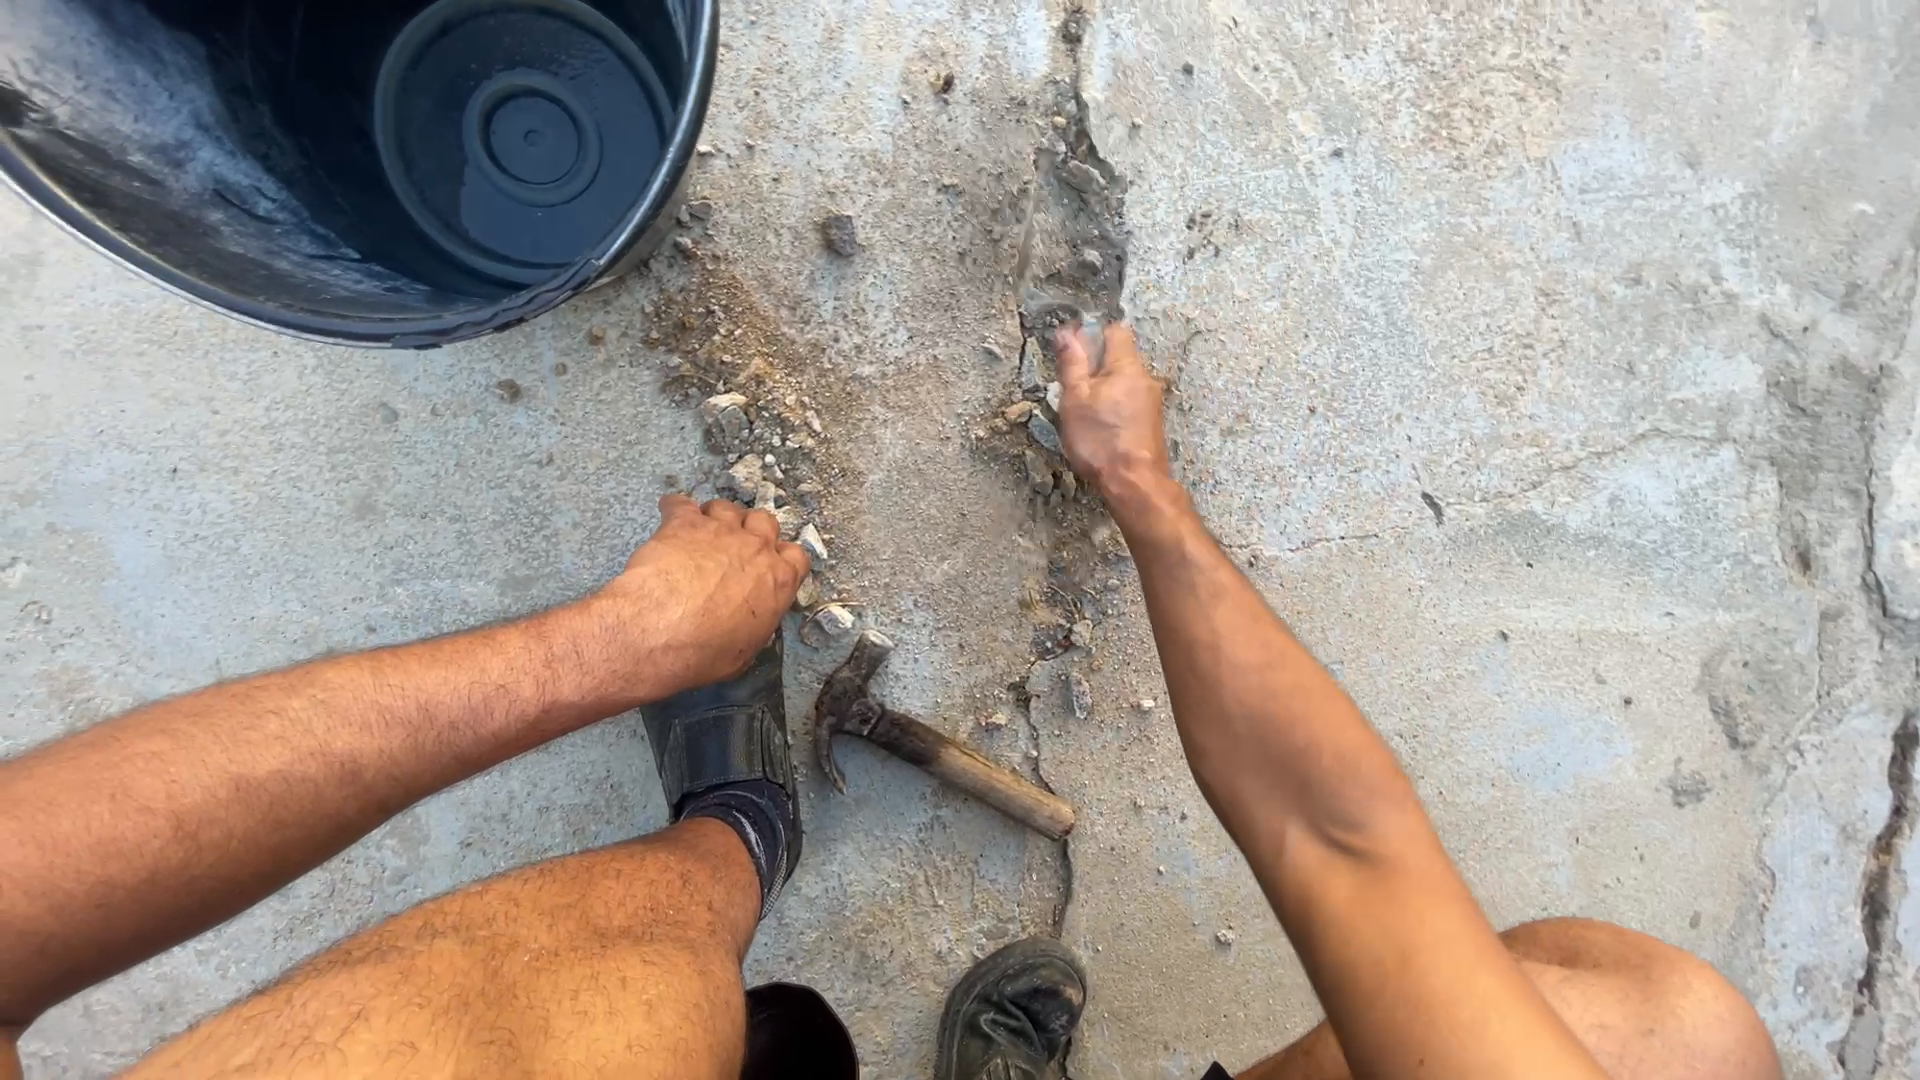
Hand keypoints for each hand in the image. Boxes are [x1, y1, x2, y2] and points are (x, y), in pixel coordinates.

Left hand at [590, 495, 809, 700]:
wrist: (659, 632)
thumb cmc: (704, 652)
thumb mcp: (745, 653)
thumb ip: (756, 628)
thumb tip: (750, 627)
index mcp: (778, 581)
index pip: (797, 557)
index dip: (783, 559)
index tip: (769, 566)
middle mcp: (756, 548)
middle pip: (765, 522)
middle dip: (752, 531)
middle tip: (735, 546)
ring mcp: (721, 531)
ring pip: (727, 508)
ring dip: (717, 517)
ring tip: (701, 532)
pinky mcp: (684, 523)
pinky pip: (681, 503)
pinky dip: (675, 508)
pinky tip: (668, 516)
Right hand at [1055, 322, 1171, 498]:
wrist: (1134, 481)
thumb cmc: (1100, 440)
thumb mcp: (1075, 399)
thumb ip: (1073, 363)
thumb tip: (1067, 332)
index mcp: (1127, 366)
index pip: (1114, 330)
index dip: (1092, 334)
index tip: (1072, 352)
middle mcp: (1145, 378)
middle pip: (1118, 357)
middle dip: (1095, 367)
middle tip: (1072, 389)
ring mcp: (1151, 401)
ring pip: (1123, 382)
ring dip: (1103, 389)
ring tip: (1084, 413)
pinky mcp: (1151, 421)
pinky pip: (1129, 401)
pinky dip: (1113, 406)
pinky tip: (1100, 427)